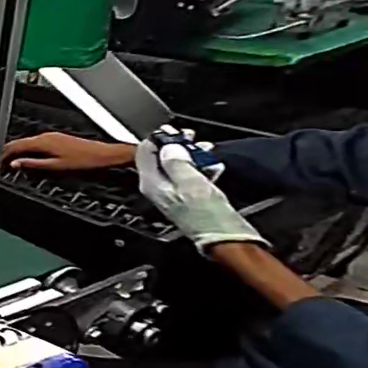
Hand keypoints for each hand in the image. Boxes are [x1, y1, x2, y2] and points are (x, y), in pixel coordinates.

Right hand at [2, 132, 135, 171]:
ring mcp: (51, 136)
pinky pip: (35, 143)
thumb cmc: (84, 160)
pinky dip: (26, 150)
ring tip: (10, 163)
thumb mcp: (55, 166)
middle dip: (7, 153)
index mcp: (43, 142)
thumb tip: (16, 163)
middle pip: (19, 143)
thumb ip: (33, 164)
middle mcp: (46, 136)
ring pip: (26, 143)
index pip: (15, 146)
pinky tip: (26, 158)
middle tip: (0, 164)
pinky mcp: (56, 139)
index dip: (3, 155)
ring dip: (17, 152)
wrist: (104, 154)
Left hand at [135, 140, 265, 253]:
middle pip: (159, 158)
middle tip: (191, 136)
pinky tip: (213, 165)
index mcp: (151, 183)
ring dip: (190, 154)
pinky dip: (200, 166)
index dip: (157, 139)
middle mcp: (157, 187)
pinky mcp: (188, 196)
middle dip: (175, 145)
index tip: (172, 129)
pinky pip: (189, 175)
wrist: (224, 238)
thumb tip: (169, 146)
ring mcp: (172, 192)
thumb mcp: (190, 183)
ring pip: (176, 165)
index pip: (143, 154)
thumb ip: (177, 162)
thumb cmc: (207, 214)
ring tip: (206, 148)